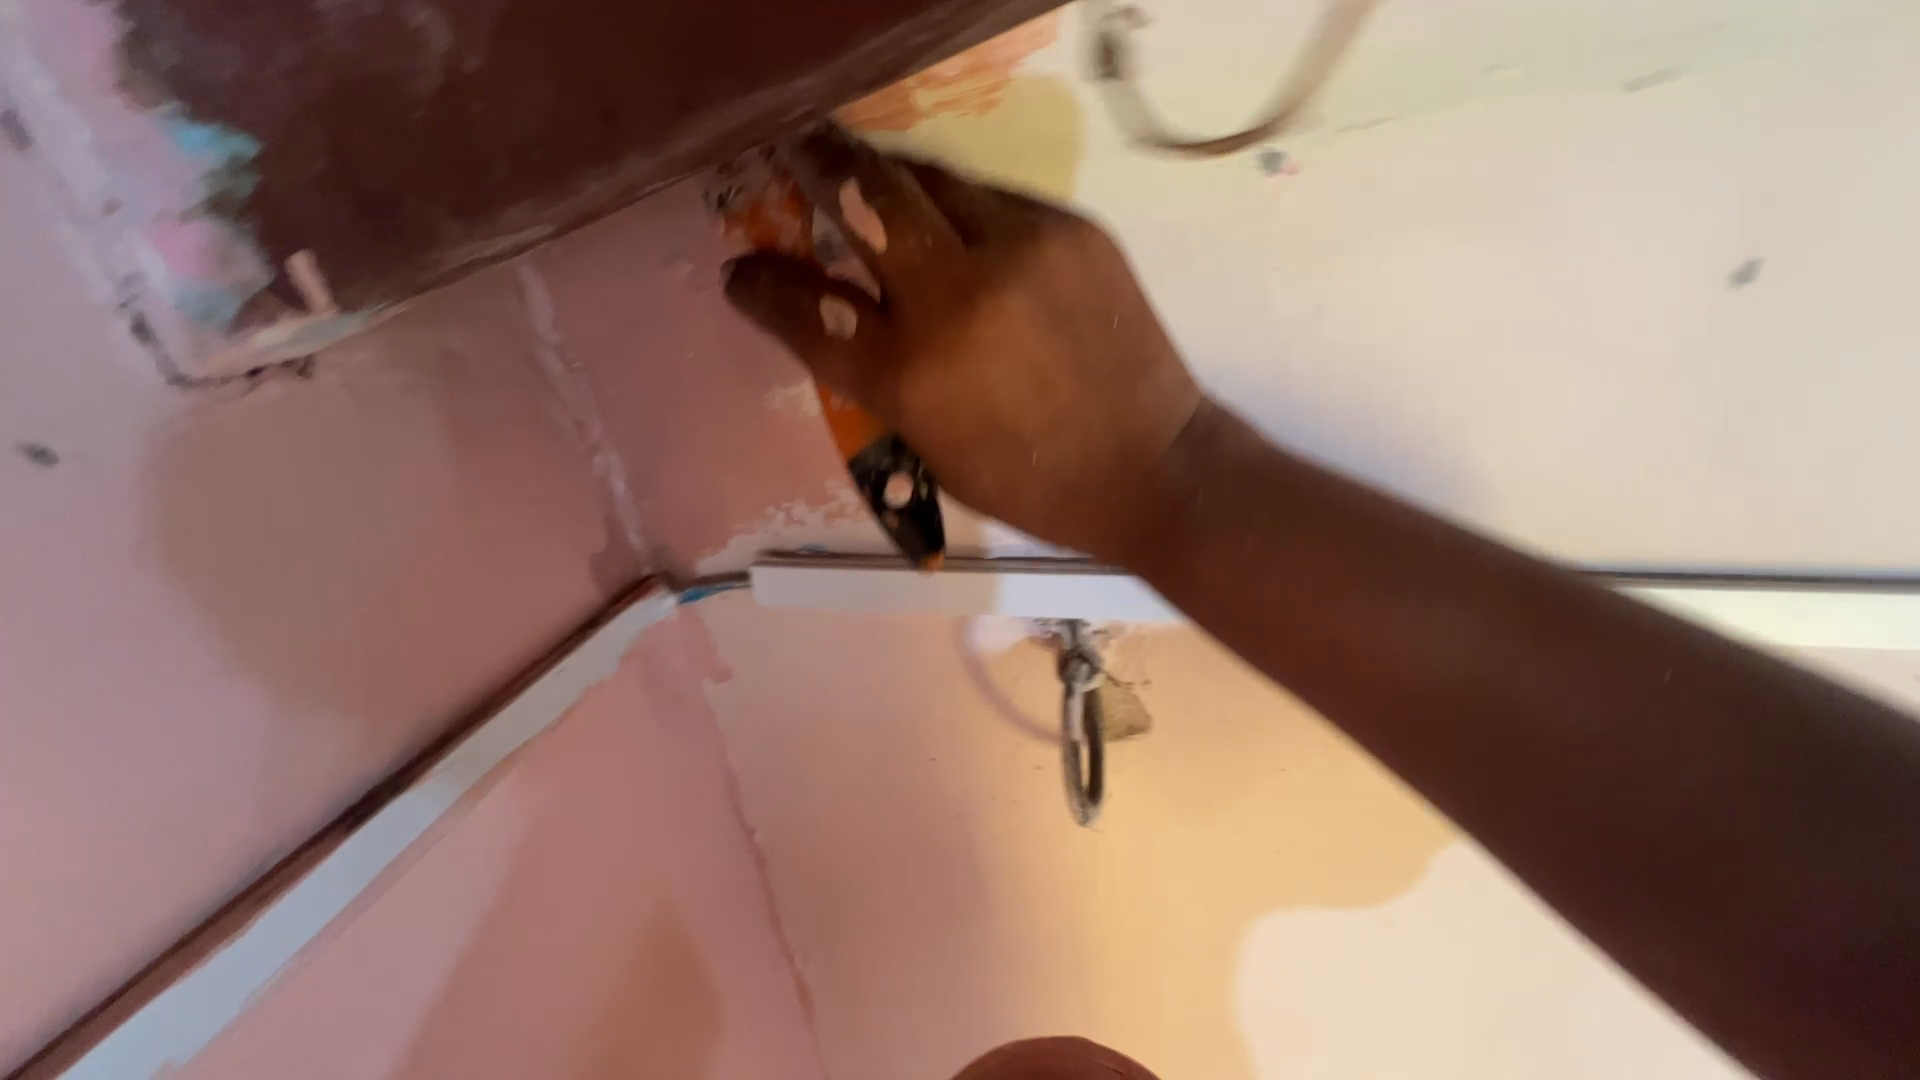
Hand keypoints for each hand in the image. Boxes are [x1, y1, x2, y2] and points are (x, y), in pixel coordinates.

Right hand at [723, 128, 1204, 562]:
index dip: (763, 288)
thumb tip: (850, 318)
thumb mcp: (934, 448)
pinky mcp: (1070, 231)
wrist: (1151, 467)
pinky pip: (995, 200)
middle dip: (818, 165)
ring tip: (874, 180)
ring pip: (932, 181)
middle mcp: (954, 299)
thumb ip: (884, 379)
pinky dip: (965, 211)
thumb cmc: (1032, 482)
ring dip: (893, 180)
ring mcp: (1018, 252)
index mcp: (909, 377)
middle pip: (865, 199)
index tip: (740, 271)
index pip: (808, 311)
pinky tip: (964, 231)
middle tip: (796, 150)